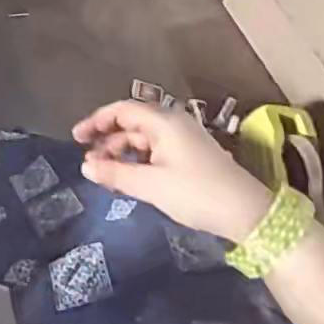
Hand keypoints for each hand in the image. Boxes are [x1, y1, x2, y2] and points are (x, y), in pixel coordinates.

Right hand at [72, 99, 271, 242]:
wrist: (248, 213)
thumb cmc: (196, 193)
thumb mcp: (151, 185)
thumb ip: (115, 173)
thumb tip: (85, 167)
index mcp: (164, 122)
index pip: (121, 110)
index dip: (96, 121)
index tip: (76, 138)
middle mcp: (173, 123)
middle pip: (131, 123)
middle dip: (106, 140)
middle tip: (88, 162)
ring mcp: (183, 138)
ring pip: (142, 138)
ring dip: (121, 152)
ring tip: (105, 173)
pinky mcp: (190, 154)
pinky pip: (155, 149)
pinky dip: (137, 159)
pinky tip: (128, 177)